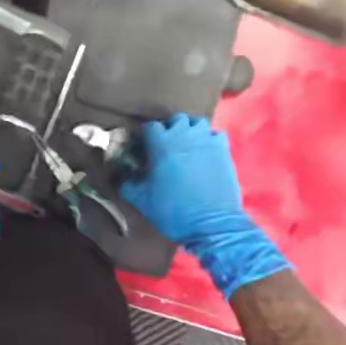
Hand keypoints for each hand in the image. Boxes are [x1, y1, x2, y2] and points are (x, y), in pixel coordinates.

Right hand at [122, 113, 288, 297]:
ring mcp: (206, 140)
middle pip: (174, 120)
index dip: (144, 137)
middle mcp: (184, 135)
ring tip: (186, 147)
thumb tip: (122, 175)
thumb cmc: (173, 211)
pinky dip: (208, 140)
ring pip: (196, 123)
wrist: (210, 225)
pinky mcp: (223, 149)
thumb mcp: (142, 200)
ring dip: (189, 131)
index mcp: (161, 143)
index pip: (149, 127)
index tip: (142, 149)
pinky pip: (214, 135)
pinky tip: (205, 152)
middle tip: (165, 147)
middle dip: (168, 130)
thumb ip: (127, 183)